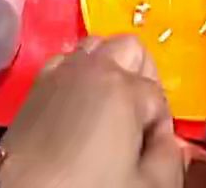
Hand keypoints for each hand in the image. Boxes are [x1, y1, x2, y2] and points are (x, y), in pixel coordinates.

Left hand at [0, 36, 182, 187]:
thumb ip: (169, 160)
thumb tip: (169, 142)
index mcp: (125, 87)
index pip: (158, 96)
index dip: (161, 127)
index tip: (154, 153)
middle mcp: (95, 66)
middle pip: (131, 49)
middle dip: (143, 76)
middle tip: (139, 119)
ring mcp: (63, 70)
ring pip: (98, 45)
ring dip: (111, 67)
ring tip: (110, 107)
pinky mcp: (36, 85)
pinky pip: (68, 61)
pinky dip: (80, 73)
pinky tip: (78, 106)